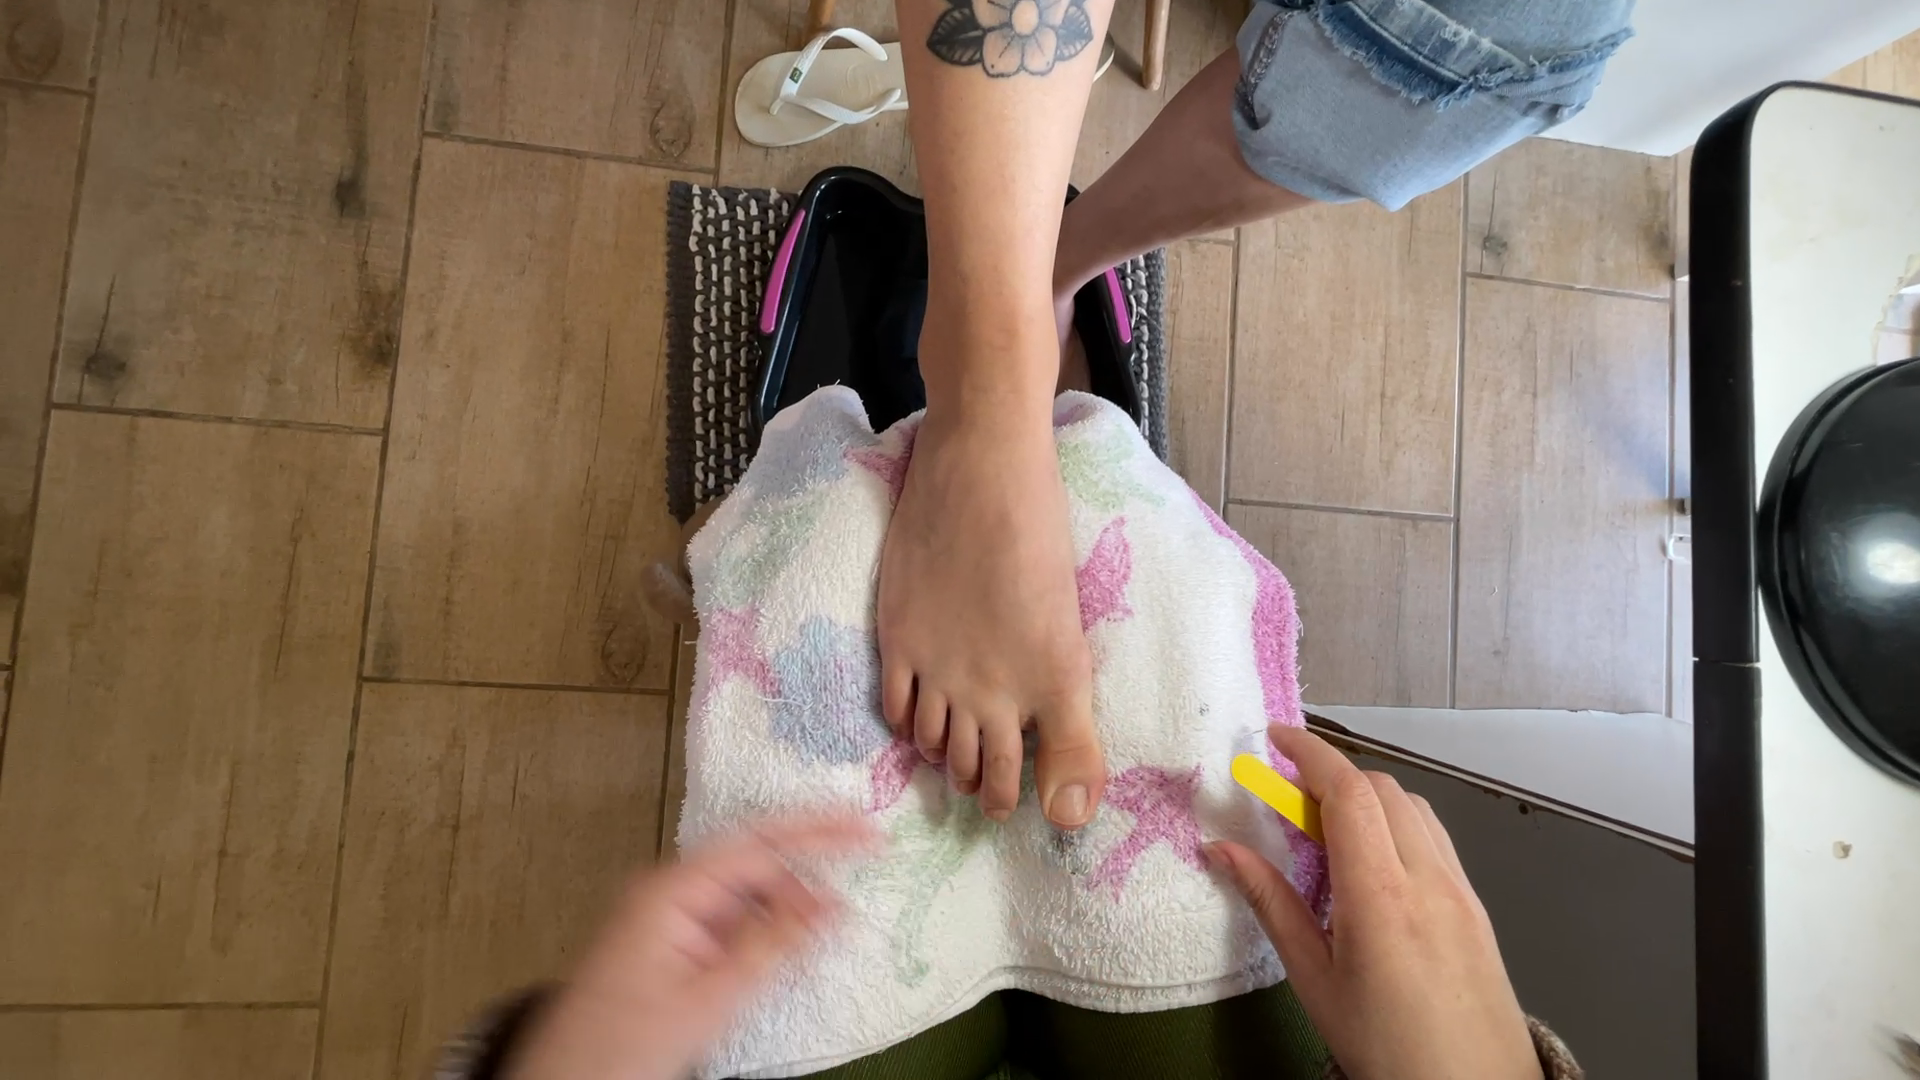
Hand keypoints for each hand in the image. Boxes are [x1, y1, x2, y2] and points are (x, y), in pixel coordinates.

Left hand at [505, 817, 880, 1079]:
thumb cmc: (623, 1049)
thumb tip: (836, 905)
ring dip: (787, 902)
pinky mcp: (672, 939)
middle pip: (755, 861)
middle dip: (808, 863)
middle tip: (862, 864)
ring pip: (746, 891)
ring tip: (826, 923)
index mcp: (674, 887)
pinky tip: (788, 944)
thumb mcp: (708, 999)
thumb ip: (774, 946)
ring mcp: (670, 912)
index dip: (818, 830)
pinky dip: (764, 927)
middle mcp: (672, 886)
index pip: (760, 841)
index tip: (866, 829)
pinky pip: (731, 918)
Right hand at [877, 383, 1104, 827]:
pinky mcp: (900, 637)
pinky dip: (907, 726)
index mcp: (1046, 685)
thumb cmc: (1041, 533)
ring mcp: (939, 666)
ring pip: (936, 742)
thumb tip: (1073, 812)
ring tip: (952, 766)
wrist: (984, 472)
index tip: (1015, 805)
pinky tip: (914, 724)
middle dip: (983, 788)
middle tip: (984, 796)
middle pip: (976, 765)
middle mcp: (988, 691)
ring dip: (946, 761)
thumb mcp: (1074, 627)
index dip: (1018, 797)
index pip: (1028, 772)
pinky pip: (896, 707)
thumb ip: (1072, 722)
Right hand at [1208, 726, 1540, 1079]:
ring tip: (1329, 827)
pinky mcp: (1478, 907)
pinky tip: (1373, 859)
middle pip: (1381, 788)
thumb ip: (1269, 902)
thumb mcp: (1313, 978)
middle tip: (1290, 798)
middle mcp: (1428, 879)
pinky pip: (1434, 836)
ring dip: (1365, 795)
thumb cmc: (1384, 1046)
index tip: (1275, 738)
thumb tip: (1217, 849)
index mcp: (1380, 895)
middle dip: (1331, 774)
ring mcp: (1462, 890)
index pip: (1349, 792)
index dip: (1310, 753)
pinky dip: (1395, 820)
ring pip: (1412, 805)